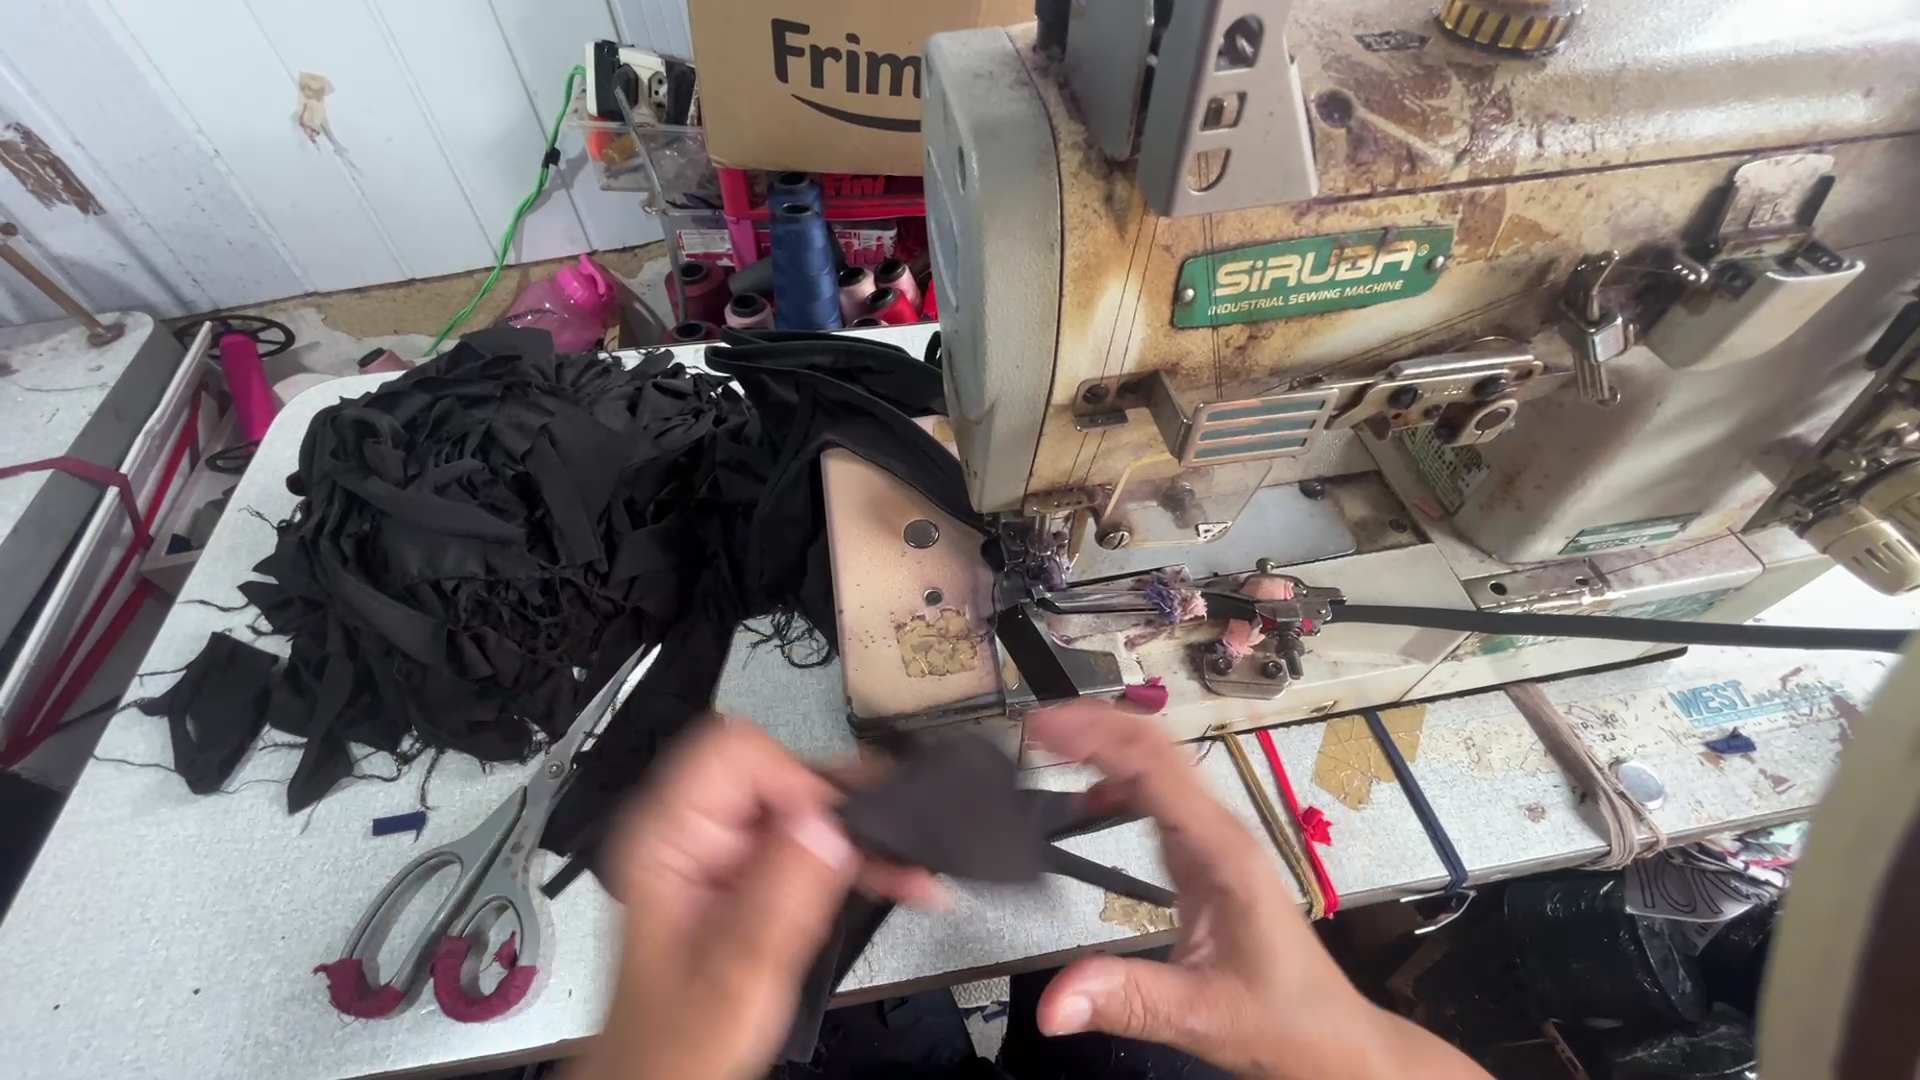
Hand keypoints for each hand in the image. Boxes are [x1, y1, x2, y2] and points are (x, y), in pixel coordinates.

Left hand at [571, 717, 935, 1079]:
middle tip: (889, 832)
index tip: (833, 826)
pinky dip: (858, 854)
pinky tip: (897, 874)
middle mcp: (696, 831)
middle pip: (781, 770)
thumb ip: (779, 899)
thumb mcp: (731, 980)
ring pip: (809, 803)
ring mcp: (728, 847)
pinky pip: (817, 838)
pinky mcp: (757, 867)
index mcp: (667, 839)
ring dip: (862, 828)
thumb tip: (825, 825)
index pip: (735, 754)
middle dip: (843, 800)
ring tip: (907, 860)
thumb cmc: (671, 1048)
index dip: (792, 779)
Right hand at [1026, 702, 1489, 1079]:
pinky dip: (1116, 777)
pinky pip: (1156, 791)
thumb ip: (1126, 999)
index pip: (1153, 766)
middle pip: (1155, 746)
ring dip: (1104, 742)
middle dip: (1095, 724)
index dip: (1095, 737)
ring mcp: (1211, 833)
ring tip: (1050, 743)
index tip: (1043, 729)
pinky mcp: (1203, 847)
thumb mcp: (1202, 1016)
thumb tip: (1051, 1002)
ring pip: (1156, 761)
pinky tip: (1087, 795)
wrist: (1334, 1037)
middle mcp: (1217, 828)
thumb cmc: (1282, 1021)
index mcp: (1220, 851)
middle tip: (1036, 727)